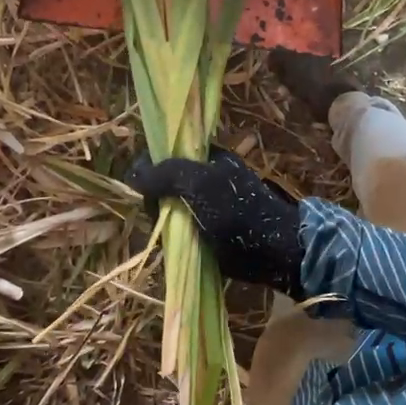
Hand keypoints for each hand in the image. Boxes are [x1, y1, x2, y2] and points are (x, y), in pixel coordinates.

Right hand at [125, 147, 304, 295]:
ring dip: (165, 220)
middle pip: (164, 183)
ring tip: (172, 234)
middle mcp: (206, 178)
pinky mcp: (209, 229)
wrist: (274, 250)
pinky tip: (177, 244)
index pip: (166, 154)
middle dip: (156, 199)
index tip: (145, 189)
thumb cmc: (238, 211)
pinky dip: (175, 235)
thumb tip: (132, 173)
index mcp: (208, 158)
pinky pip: (181, 227)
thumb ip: (166, 173)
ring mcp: (208, 205)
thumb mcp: (200, 184)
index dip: (150, 168)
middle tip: (162, 216)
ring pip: (170, 207)